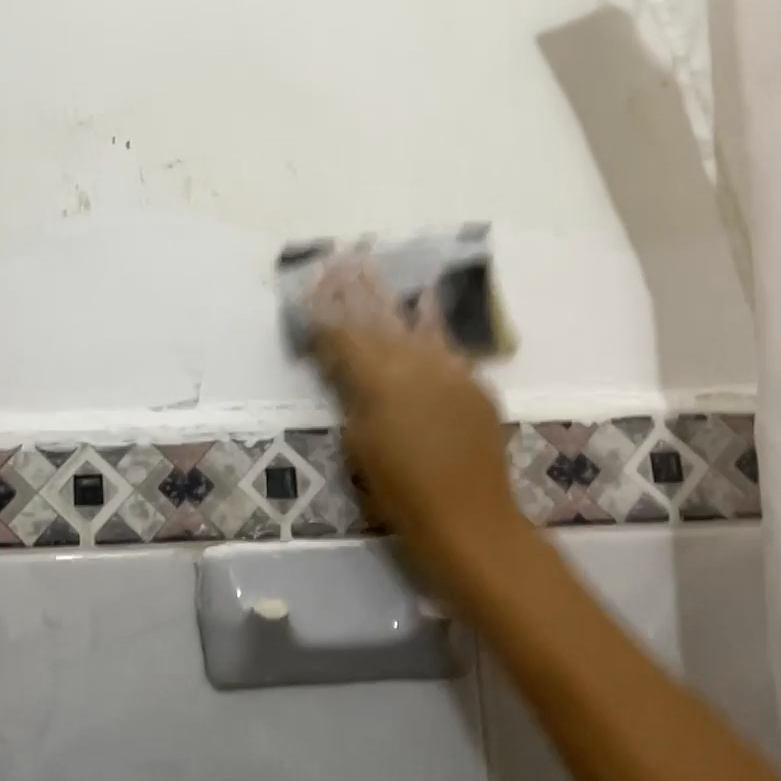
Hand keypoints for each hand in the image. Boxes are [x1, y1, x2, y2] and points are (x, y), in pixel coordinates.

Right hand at [306, 259, 521, 566]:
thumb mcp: (357, 442)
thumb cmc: (398, 491)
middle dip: (352, 289)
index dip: (322, 312)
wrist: (469, 520)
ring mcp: (449, 368)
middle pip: (375, 317)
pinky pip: (445, 341)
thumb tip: (341, 365)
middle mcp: (414, 361)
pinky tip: (423, 297)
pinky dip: (430, 319)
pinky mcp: (472, 382)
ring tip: (369, 265)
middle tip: (337, 260)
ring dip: (387, 295)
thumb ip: (350, 394)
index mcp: (378, 378)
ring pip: (410, 322)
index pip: (342, 334)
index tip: (307, 287)